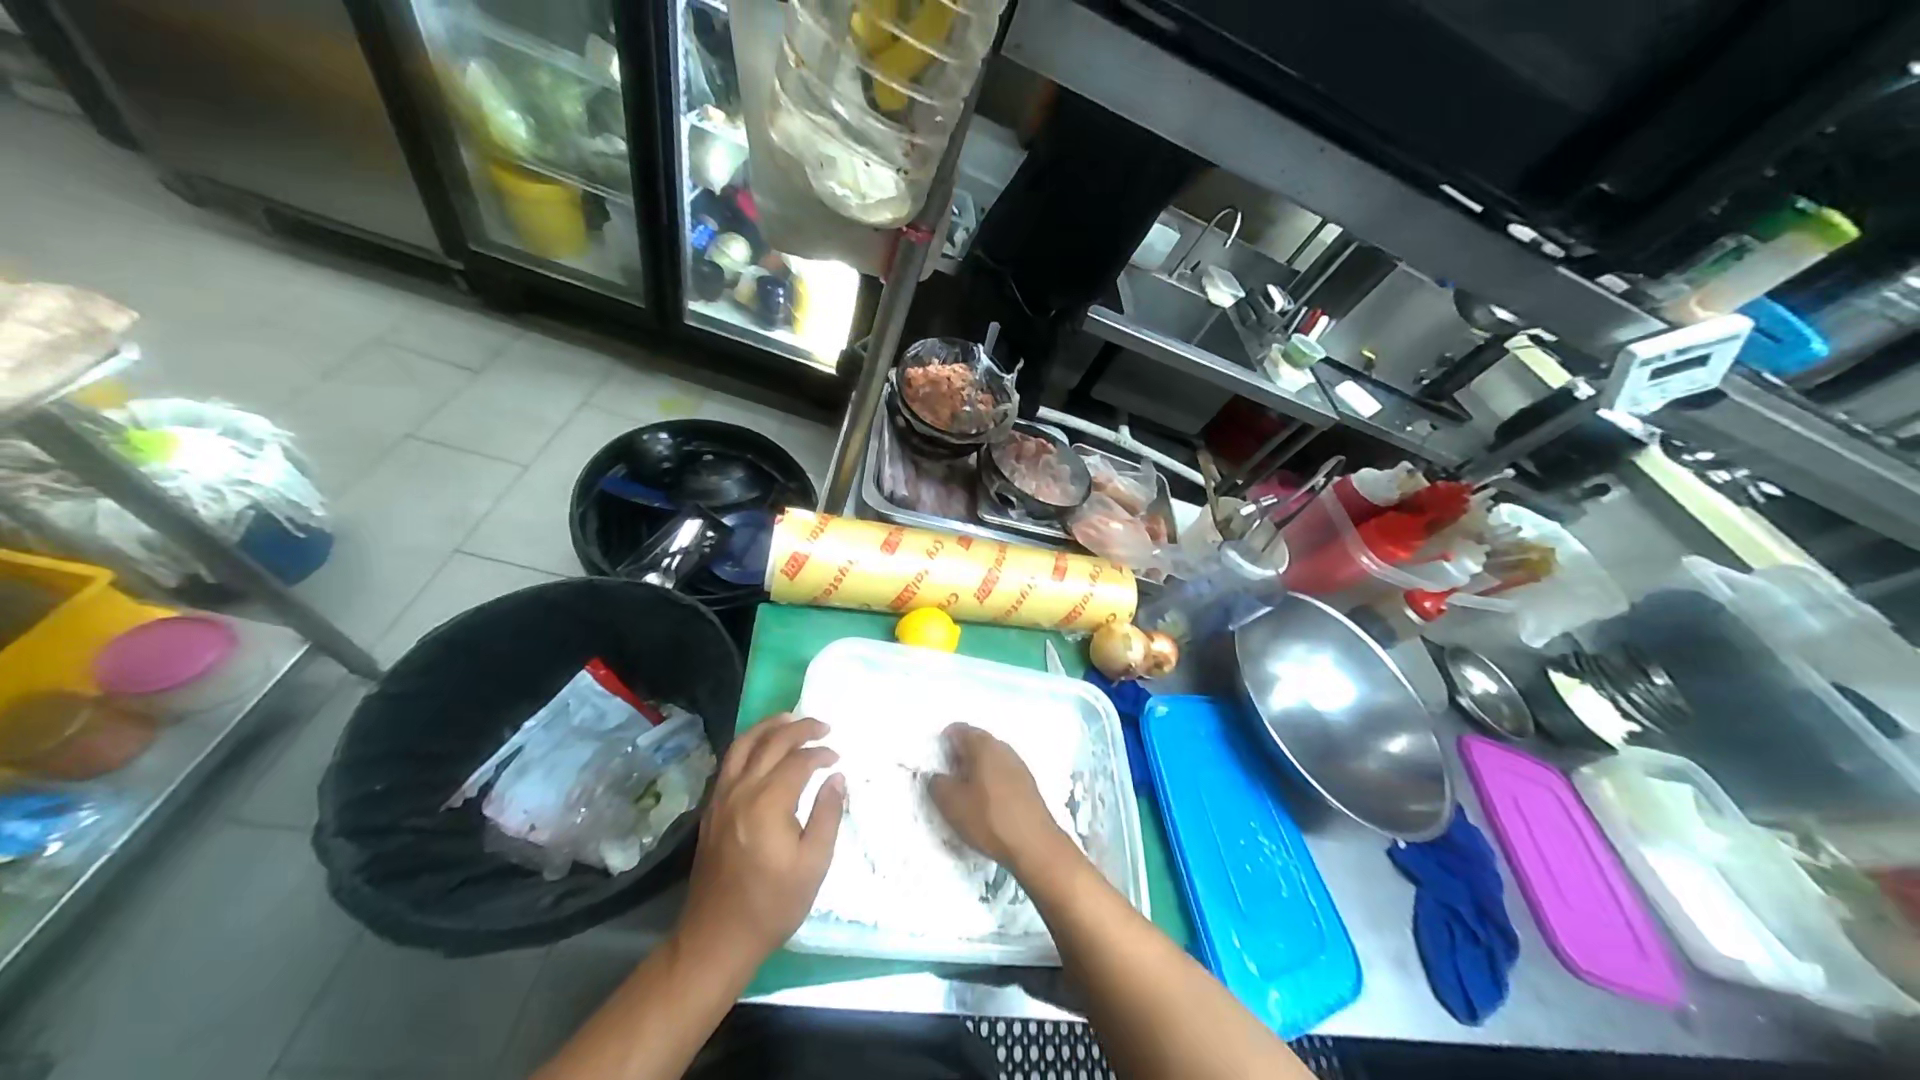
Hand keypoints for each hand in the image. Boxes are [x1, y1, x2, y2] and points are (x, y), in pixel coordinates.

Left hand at [678, 713, 844, 965]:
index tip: (838, 758)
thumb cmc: (772, 905)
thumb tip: (835, 778)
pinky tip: (762, 749)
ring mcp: (720, 799)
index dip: (821, 753)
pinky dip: (749, 745)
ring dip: (768, 727)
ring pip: (742, 746)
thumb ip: (828, 815)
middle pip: (770, 743)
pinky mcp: (711, 810)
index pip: (798, 761)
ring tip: (790, 719)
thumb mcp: (814, 864)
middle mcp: (740, 792)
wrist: (717, 938)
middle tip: (823, 726)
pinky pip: (729, 763)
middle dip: (799, 728)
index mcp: (767, 804)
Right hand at [928, 723, 1067, 870]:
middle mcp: (1003, 747)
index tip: (938, 768)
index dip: (943, 744)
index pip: (957, 729)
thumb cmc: (989, 818)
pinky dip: (990, 782)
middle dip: (959, 758)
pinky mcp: (1028, 783)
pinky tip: (988, 805)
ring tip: (967, 797)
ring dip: (976, 771)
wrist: (1035, 845)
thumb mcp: (951, 803)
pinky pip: (1002, 773)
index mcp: (983, 744)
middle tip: (950, 784)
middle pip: (975, 742)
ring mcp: (1018, 764)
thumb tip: (938, 776)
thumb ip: (936, 783)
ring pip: (989, 759)